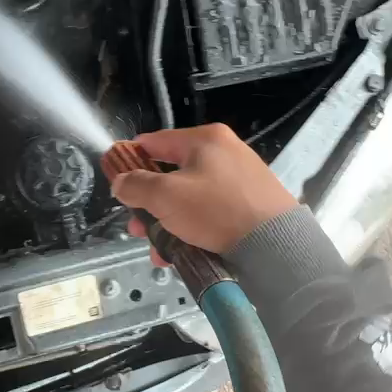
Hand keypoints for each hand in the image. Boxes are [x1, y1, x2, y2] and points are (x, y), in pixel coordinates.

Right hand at [110, 124, 297, 254]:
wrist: (276, 245)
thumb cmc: (216, 211)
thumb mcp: (165, 196)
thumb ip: (135, 186)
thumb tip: (120, 183)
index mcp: (205, 139)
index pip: (154, 141)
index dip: (129, 159)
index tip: (115, 179)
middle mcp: (224, 152)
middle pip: (171, 174)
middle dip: (148, 204)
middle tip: (137, 227)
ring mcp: (240, 178)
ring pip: (188, 197)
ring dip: (167, 223)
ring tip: (159, 249)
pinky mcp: (250, 204)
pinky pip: (209, 212)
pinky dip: (192, 229)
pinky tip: (182, 252)